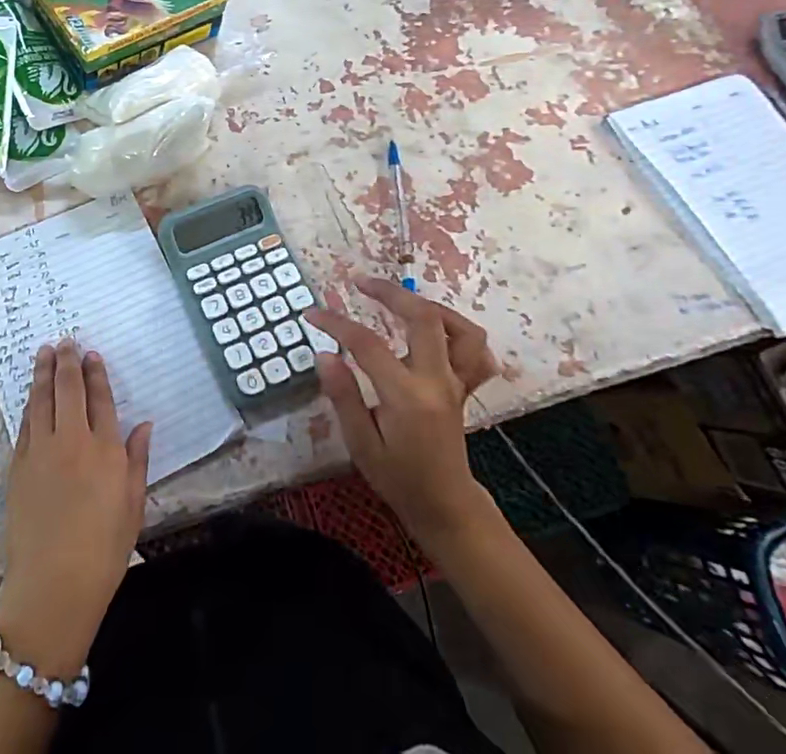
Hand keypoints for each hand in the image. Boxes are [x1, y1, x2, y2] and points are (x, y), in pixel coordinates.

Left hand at [0, 340, 152, 677]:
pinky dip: (30, 404)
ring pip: (42, 400)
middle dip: (66, 362)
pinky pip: (26, 423)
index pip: (100, 399)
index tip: (91, 354)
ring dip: (43, 374)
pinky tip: (32, 395)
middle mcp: (72, 441)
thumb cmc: (104, 549)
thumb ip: (137, 460)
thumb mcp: (134, 505)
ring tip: (43, 353)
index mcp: (106, 450)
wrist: (54, 581)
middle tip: (63, 341)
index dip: (95, 374)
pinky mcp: (19, 464)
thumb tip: (143, 425)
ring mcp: (41, 450)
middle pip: (68, 390)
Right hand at [308, 279, 499, 539]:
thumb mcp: (360, 442)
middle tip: (359, 282)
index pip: (367, 344)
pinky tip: (431, 329)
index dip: (336, 324)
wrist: (443, 502)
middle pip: (423, 318)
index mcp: (406, 396)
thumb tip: (324, 355)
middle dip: (390, 293)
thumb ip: (344, 396)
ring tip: (398, 300)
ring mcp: (456, 382)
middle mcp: (437, 381)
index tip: (312, 314)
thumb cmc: (396, 476)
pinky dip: (455, 331)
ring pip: (460, 328)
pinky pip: (473, 351)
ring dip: (428, 306)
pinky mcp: (463, 387)